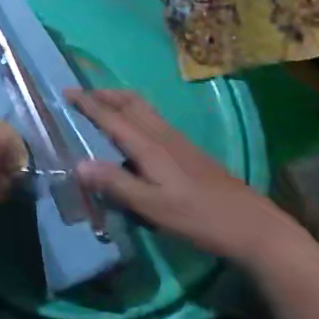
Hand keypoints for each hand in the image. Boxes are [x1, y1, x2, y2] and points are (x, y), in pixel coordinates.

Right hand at [69, 88, 306, 267]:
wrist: (252, 225)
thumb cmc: (199, 218)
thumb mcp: (153, 207)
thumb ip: (116, 184)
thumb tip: (77, 164)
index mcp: (150, 147)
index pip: (112, 117)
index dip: (88, 104)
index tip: (66, 93)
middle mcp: (163, 136)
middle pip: (130, 102)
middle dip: (103, 94)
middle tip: (80, 96)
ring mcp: (178, 140)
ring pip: (143, 108)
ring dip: (119, 100)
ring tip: (101, 106)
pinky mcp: (188, 150)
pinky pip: (153, 119)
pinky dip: (134, 113)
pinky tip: (132, 131)